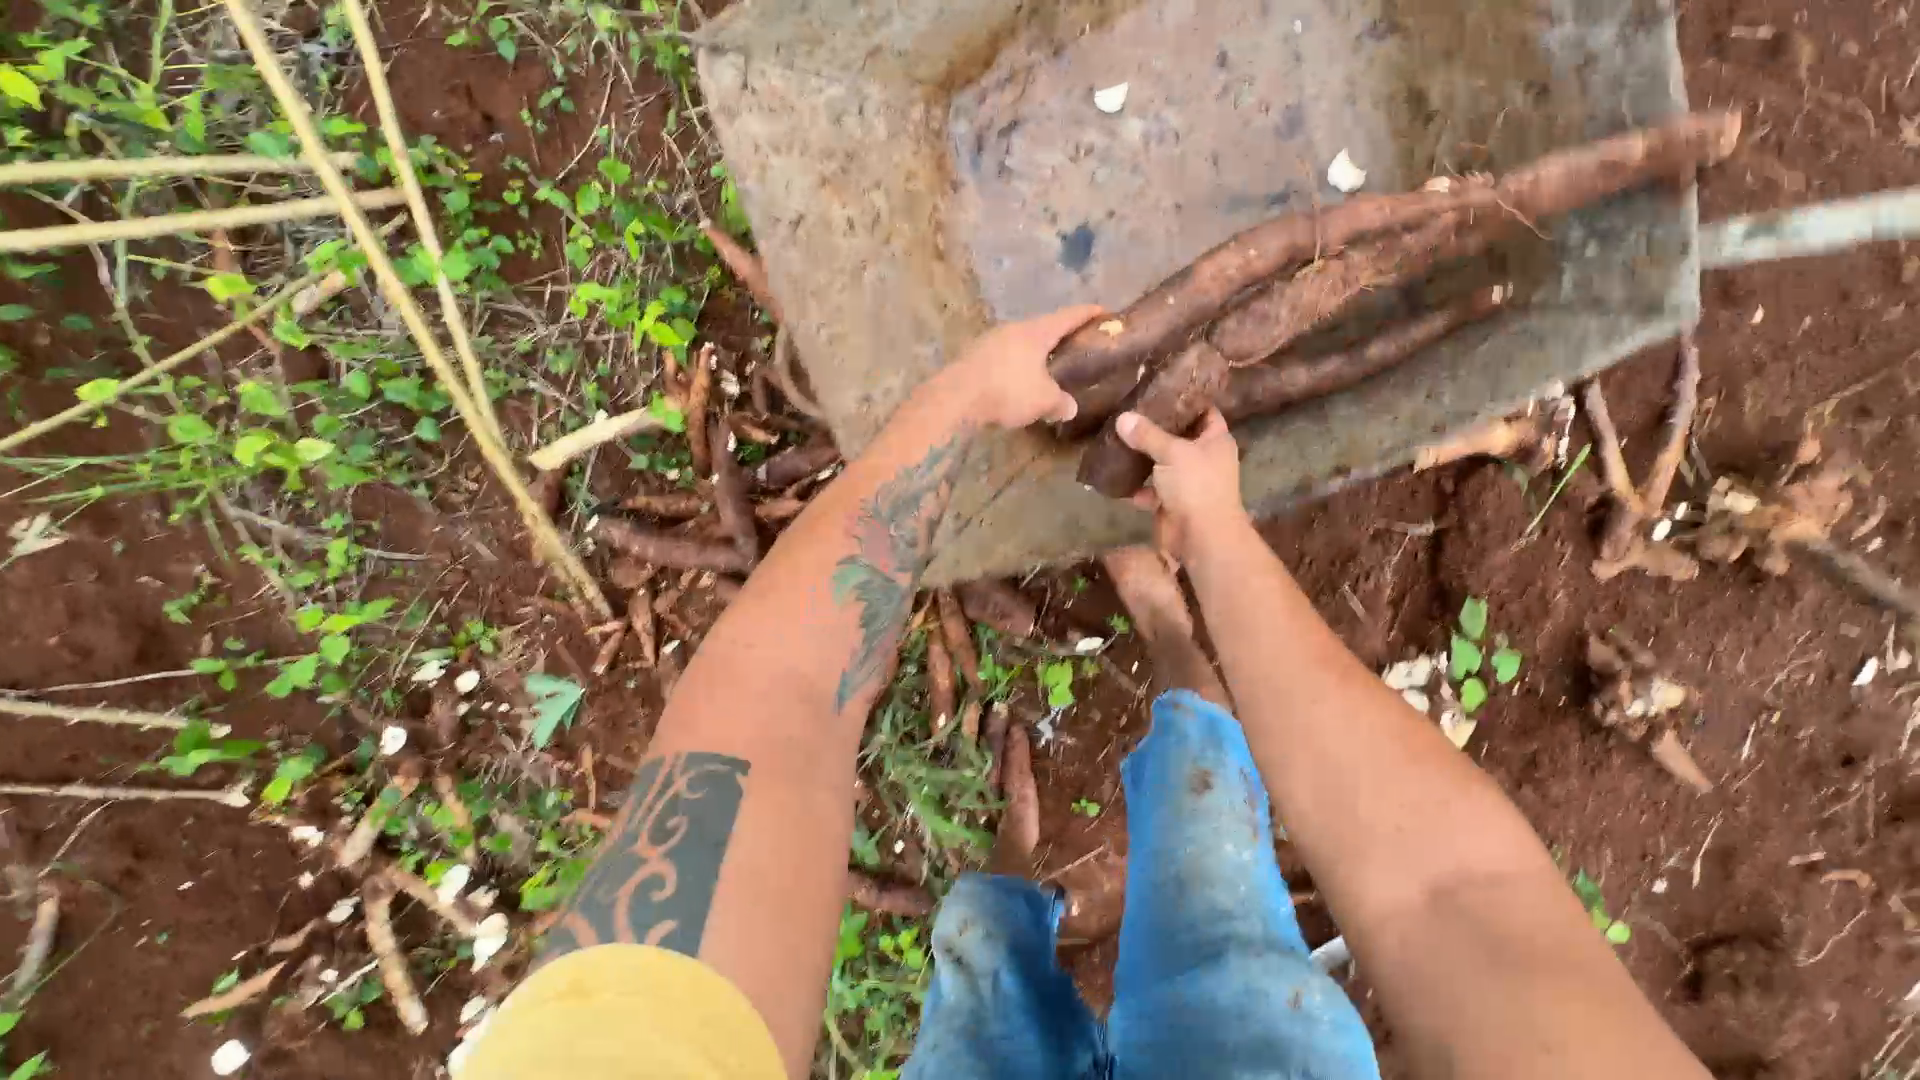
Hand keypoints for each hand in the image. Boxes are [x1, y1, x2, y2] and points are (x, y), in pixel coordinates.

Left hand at [939, 305, 1103, 428]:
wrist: (955, 398)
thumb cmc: (1007, 390)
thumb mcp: (1043, 400)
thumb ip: (1060, 402)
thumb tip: (1070, 408)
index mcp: (1036, 331)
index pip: (1070, 315)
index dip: (1089, 313)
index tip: (1105, 312)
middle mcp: (1013, 329)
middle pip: (1043, 328)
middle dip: (1060, 338)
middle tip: (1075, 348)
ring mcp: (989, 341)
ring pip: (1020, 344)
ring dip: (1034, 356)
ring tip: (1045, 371)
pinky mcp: (972, 358)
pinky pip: (1002, 359)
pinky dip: (1014, 368)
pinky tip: (1016, 385)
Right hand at [1115, 407, 1248, 560]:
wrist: (1201, 536)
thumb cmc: (1196, 486)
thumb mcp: (1172, 452)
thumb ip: (1147, 434)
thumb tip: (1122, 418)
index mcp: (1216, 440)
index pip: (1204, 412)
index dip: (1186, 400)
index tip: (1161, 390)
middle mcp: (1205, 459)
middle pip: (1180, 437)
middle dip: (1157, 428)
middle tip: (1131, 413)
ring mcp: (1189, 483)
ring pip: (1163, 464)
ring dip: (1144, 458)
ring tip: (1119, 440)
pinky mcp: (1173, 503)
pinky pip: (1152, 490)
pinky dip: (1138, 487)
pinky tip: (1118, 477)